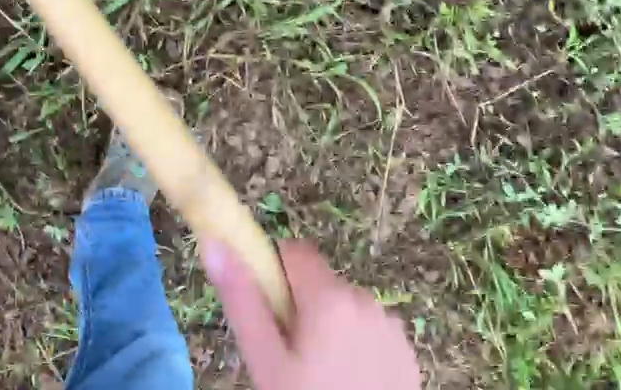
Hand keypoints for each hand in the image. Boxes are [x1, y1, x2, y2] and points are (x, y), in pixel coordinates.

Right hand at [205, 239, 423, 389]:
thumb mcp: (266, 362)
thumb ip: (241, 299)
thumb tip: (213, 244)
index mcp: (329, 296)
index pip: (293, 251)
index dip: (274, 273)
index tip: (267, 311)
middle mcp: (364, 298)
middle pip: (318, 282)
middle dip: (300, 307)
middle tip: (288, 357)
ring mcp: (390, 326)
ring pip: (344, 307)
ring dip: (328, 327)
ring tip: (318, 376)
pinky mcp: (407, 352)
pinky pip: (370, 330)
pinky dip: (356, 345)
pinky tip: (347, 382)